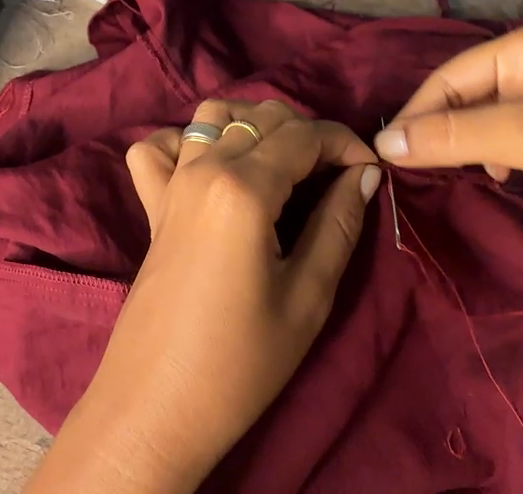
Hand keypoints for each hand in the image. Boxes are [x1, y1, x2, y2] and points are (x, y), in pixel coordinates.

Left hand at [29, 100, 380, 492]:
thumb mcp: (307, 296)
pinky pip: (160, 148)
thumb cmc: (241, 361)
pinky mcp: (152, 206)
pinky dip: (187, 142)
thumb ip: (338, 224)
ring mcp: (171, 184)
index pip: (303, 134)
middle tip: (336, 176)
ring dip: (253, 125)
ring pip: (212, 116)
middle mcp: (202, 169)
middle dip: (307, 133)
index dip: (345, 142)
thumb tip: (364, 174)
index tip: (370, 169)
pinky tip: (214, 171)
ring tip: (283, 165)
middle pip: (261, 117)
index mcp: (243, 188)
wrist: (157, 407)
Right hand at [376, 21, 522, 249]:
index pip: (450, 75)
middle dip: (440, 130)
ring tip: (449, 174)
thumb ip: (451, 136)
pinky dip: (495, 155)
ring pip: (486, 118)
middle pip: (466, 95)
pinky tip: (498, 176)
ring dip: (466, 144)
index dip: (417, 113)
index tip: (387, 154)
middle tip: (411, 170)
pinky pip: (511, 137)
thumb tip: (383, 144)